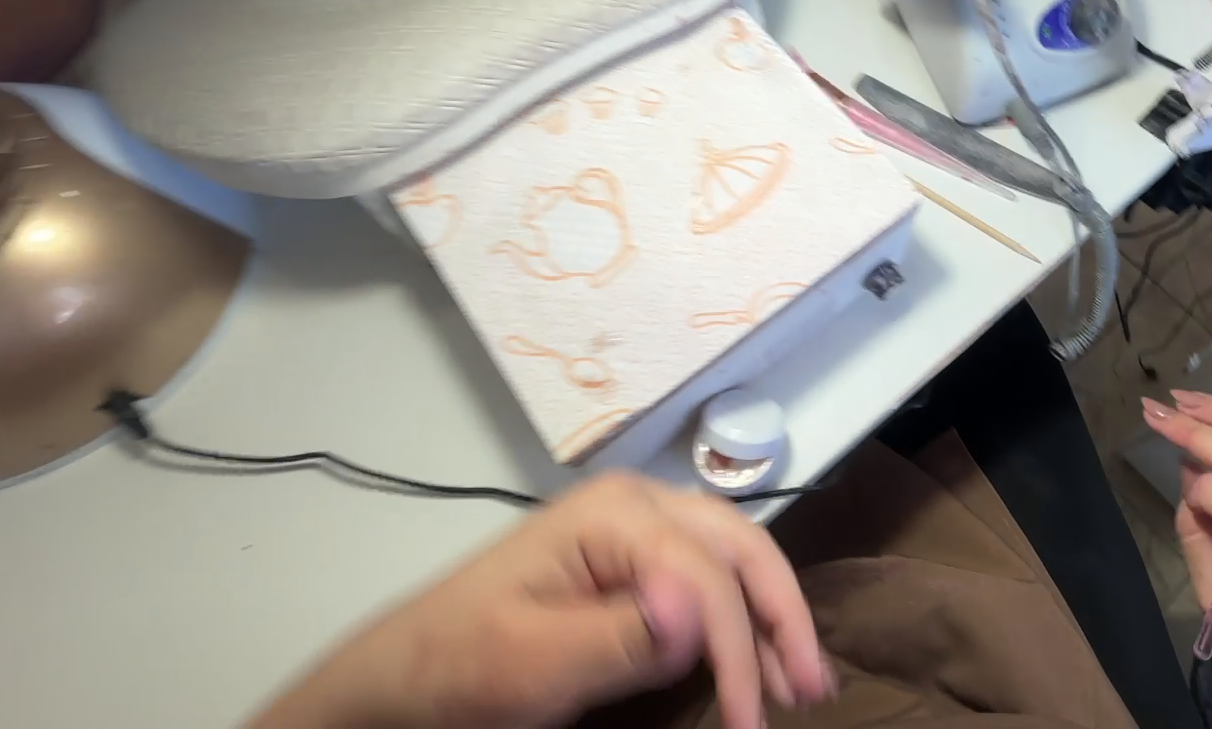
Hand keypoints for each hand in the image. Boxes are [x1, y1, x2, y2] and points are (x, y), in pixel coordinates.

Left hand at [250, 473, 832, 728]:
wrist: (400, 677)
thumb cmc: (458, 668)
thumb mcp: (528, 665)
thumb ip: (617, 635)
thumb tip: (695, 605)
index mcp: (614, 512)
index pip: (702, 571)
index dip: (738, 645)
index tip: (750, 724)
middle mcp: (639, 503)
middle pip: (735, 543)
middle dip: (780, 611)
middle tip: (811, 687)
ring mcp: (639, 527)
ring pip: (732, 552)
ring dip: (772, 609)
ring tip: (801, 676)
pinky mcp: (636, 559)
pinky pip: (710, 572)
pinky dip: (743, 612)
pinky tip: (759, 649)